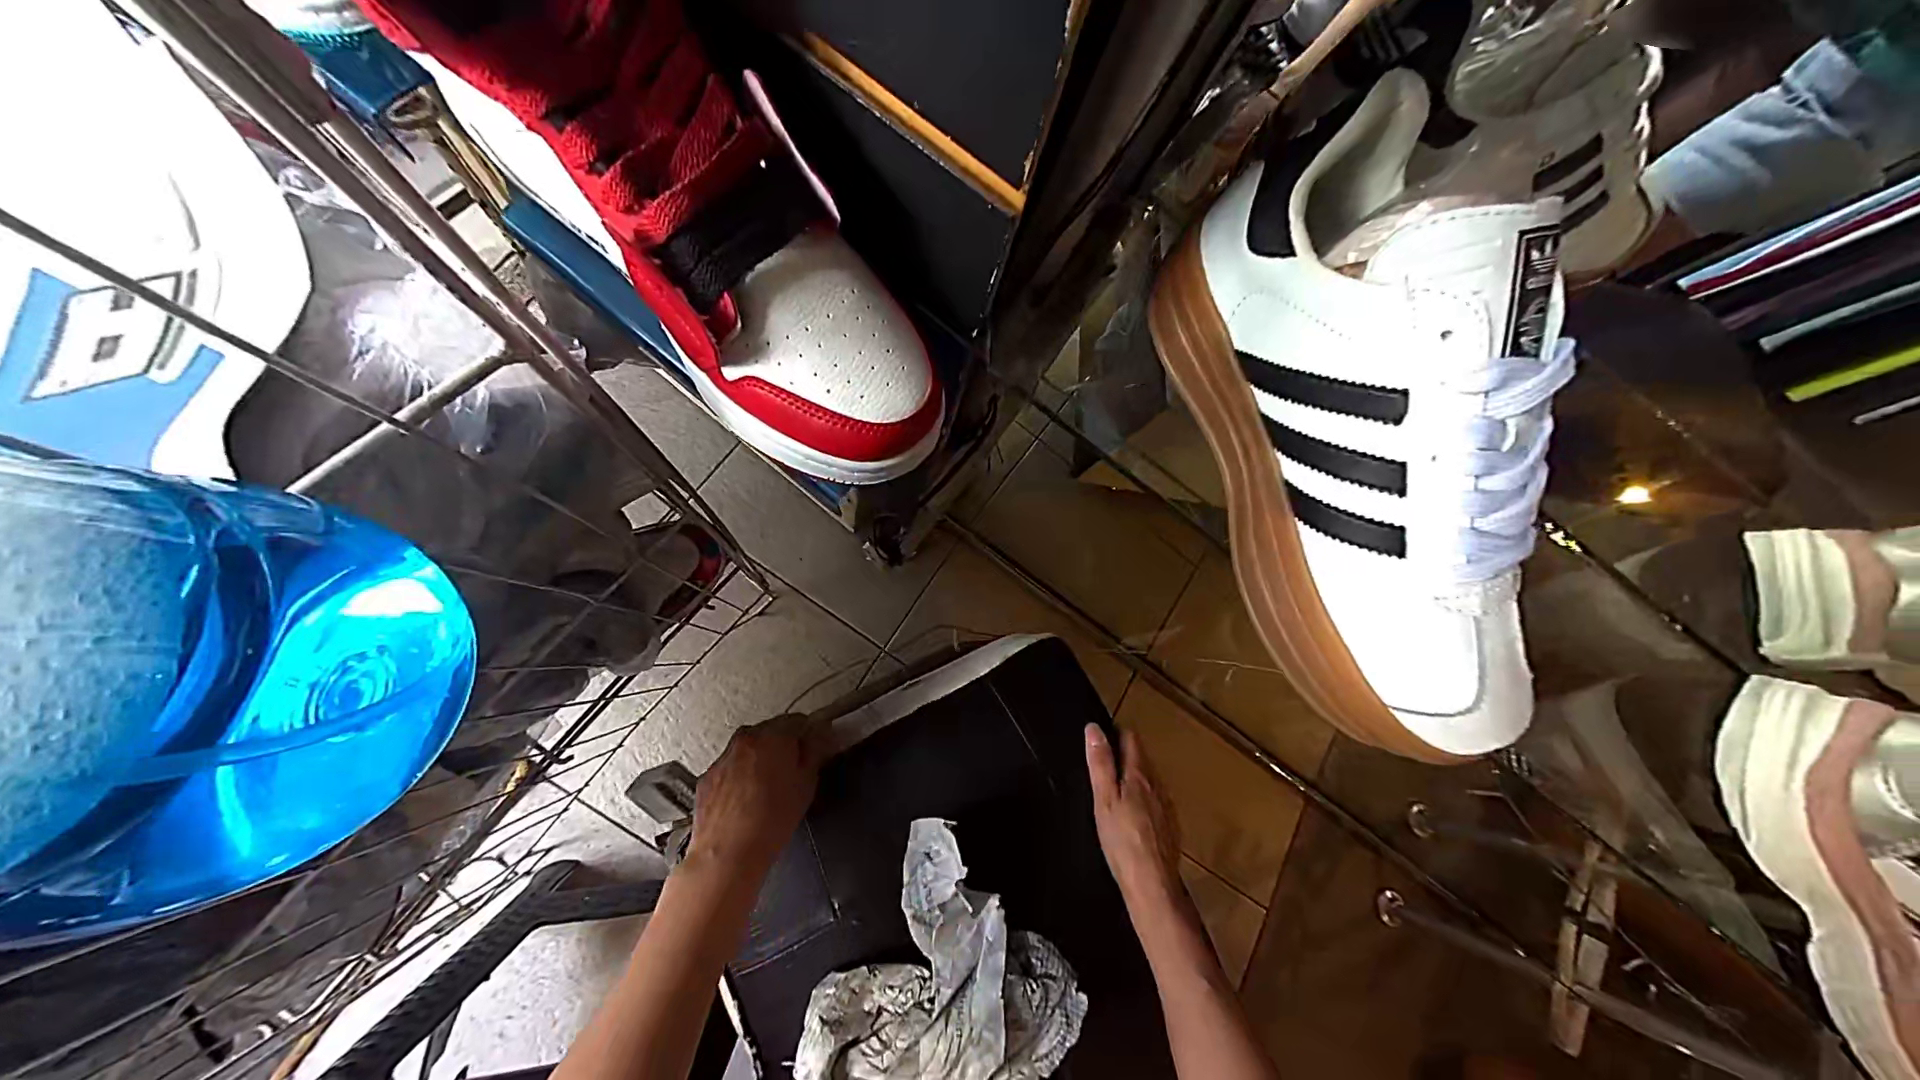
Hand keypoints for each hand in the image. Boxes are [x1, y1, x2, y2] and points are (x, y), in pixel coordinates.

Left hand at [689, 714, 826, 872]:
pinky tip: (750, 804)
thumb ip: (816, 751)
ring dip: (761, 763)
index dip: (811, 736)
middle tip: (795, 773)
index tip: (816, 748)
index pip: (799, 721)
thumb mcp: (807, 784)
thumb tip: (820, 736)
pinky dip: (741, 780)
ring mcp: (723, 759)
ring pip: (750, 751)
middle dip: (784, 748)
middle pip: (772, 732)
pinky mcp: (708, 779)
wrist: (727, 856)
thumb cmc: (766, 824)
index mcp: (772, 736)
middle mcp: (744, 741)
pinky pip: (731, 770)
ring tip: (771, 794)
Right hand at [1085, 723, 1182, 905]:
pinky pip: (1156, 801)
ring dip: (1135, 777)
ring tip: (1116, 786)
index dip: (1116, 733)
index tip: (1102, 735)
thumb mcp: (1103, 799)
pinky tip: (1133, 815)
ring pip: (1151, 780)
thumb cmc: (1121, 840)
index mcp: (1139, 775)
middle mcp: (1158, 785)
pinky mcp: (1171, 826)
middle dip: (1125, 754)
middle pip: (1142, 758)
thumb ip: (1100, 763)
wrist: (1152, 883)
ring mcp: (1167, 806)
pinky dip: (1144, 799)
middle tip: (1104, 760)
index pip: (1131, 739)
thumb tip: (1094, 729)